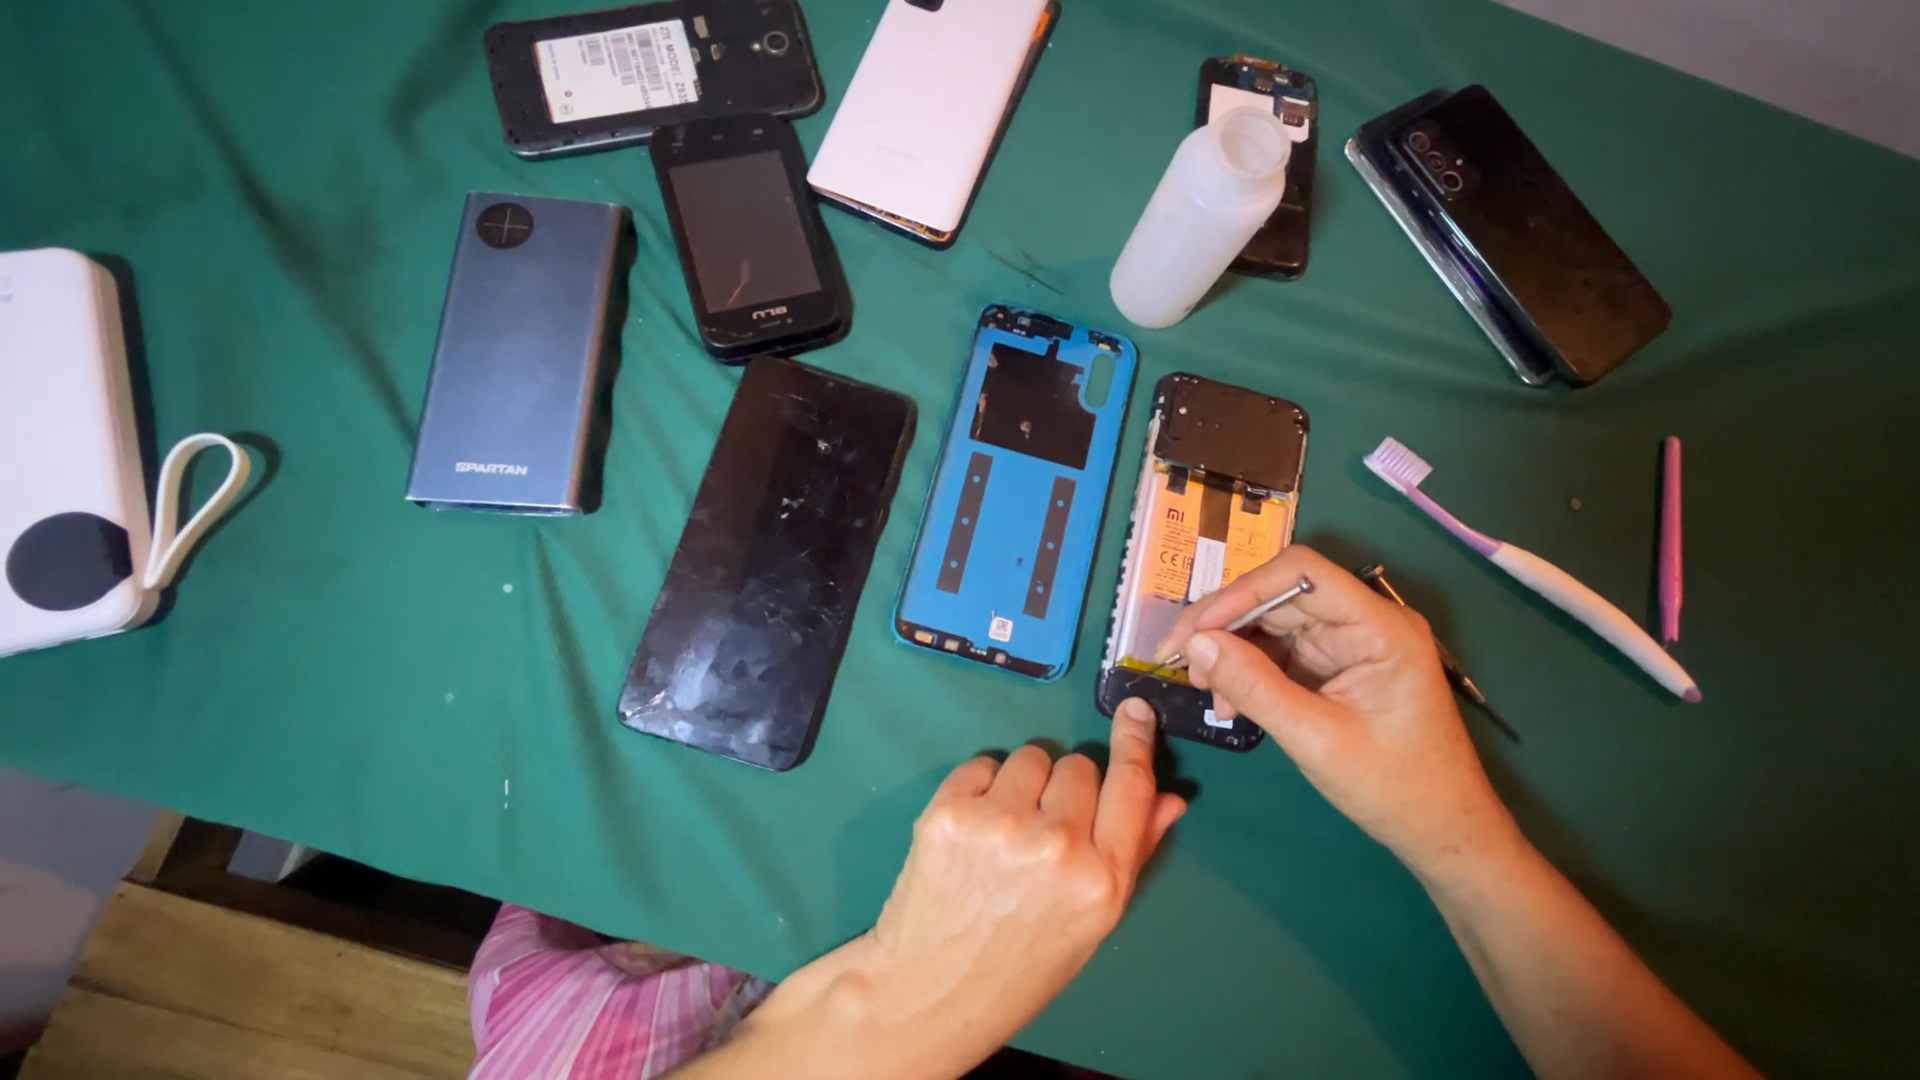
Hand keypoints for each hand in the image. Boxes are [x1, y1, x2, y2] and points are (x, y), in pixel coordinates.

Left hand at [740, 700, 1184, 1079]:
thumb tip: (1170, 798)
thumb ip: (1132, 854)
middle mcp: (1053, 847)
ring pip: (1031, 757)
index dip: (1135, 742)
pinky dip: (982, 785)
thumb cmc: (1022, 961)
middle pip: (1078, 765)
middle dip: (1066, 788)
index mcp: (1099, 882)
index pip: (1131, 787)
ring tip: (1005, 831)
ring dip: (1023, 782)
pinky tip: (974, 828)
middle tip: (1043, 828)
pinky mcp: (948, 811)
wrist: (931, 989)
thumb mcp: (1092, 922)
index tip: (1133, 710)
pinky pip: (983, 762)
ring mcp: (997, 825)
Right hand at [1158, 545, 1521, 881]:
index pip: (1300, 573)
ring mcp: (1347, 641)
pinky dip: (1245, 669)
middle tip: (1177, 659)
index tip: (1196, 631)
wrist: (1441, 833)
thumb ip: (1254, 687)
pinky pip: (1277, 649)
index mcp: (1378, 627)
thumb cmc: (1393, 788)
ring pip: (1270, 622)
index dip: (1241, 592)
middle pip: (1277, 595)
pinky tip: (1225, 697)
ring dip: (1229, 649)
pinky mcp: (1333, 663)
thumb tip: (1195, 645)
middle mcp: (1362, 621)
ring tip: (1201, 687)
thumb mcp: (1315, 739)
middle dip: (1223, 623)